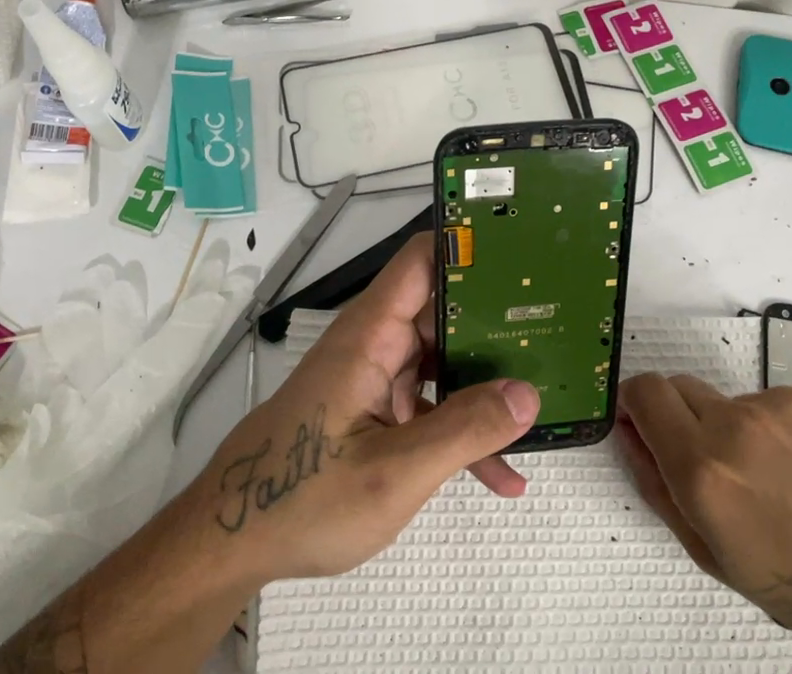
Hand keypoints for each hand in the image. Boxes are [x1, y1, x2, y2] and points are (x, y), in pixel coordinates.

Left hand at [175, 233, 540, 586]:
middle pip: (443, 314)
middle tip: (561, 334)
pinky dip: (460, 434)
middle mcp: (373, 348)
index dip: (470, 246)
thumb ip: (464, 430)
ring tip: (545, 408)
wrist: (230, 544)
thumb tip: (528, 393)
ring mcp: (372, 383)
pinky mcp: (371, 417)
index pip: (422, 262)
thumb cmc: (303, 499)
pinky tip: (502, 478)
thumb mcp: (395, 472)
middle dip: (498, 323)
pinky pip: (426, 410)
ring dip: (486, 391)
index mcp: (370, 337)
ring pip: (441, 367)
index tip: (526, 251)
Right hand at [615, 374, 791, 672]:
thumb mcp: (717, 558)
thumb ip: (660, 490)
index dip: (637, 405)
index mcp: (703, 470)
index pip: (643, 392)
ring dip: (743, 428)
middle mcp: (738, 424)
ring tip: (789, 480)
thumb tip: (632, 439)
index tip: (646, 424)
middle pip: (681, 387)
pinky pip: (784, 398)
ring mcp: (785, 403)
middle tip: (721, 467)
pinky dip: (790, 425)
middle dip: (685, 419)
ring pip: (736, 399)